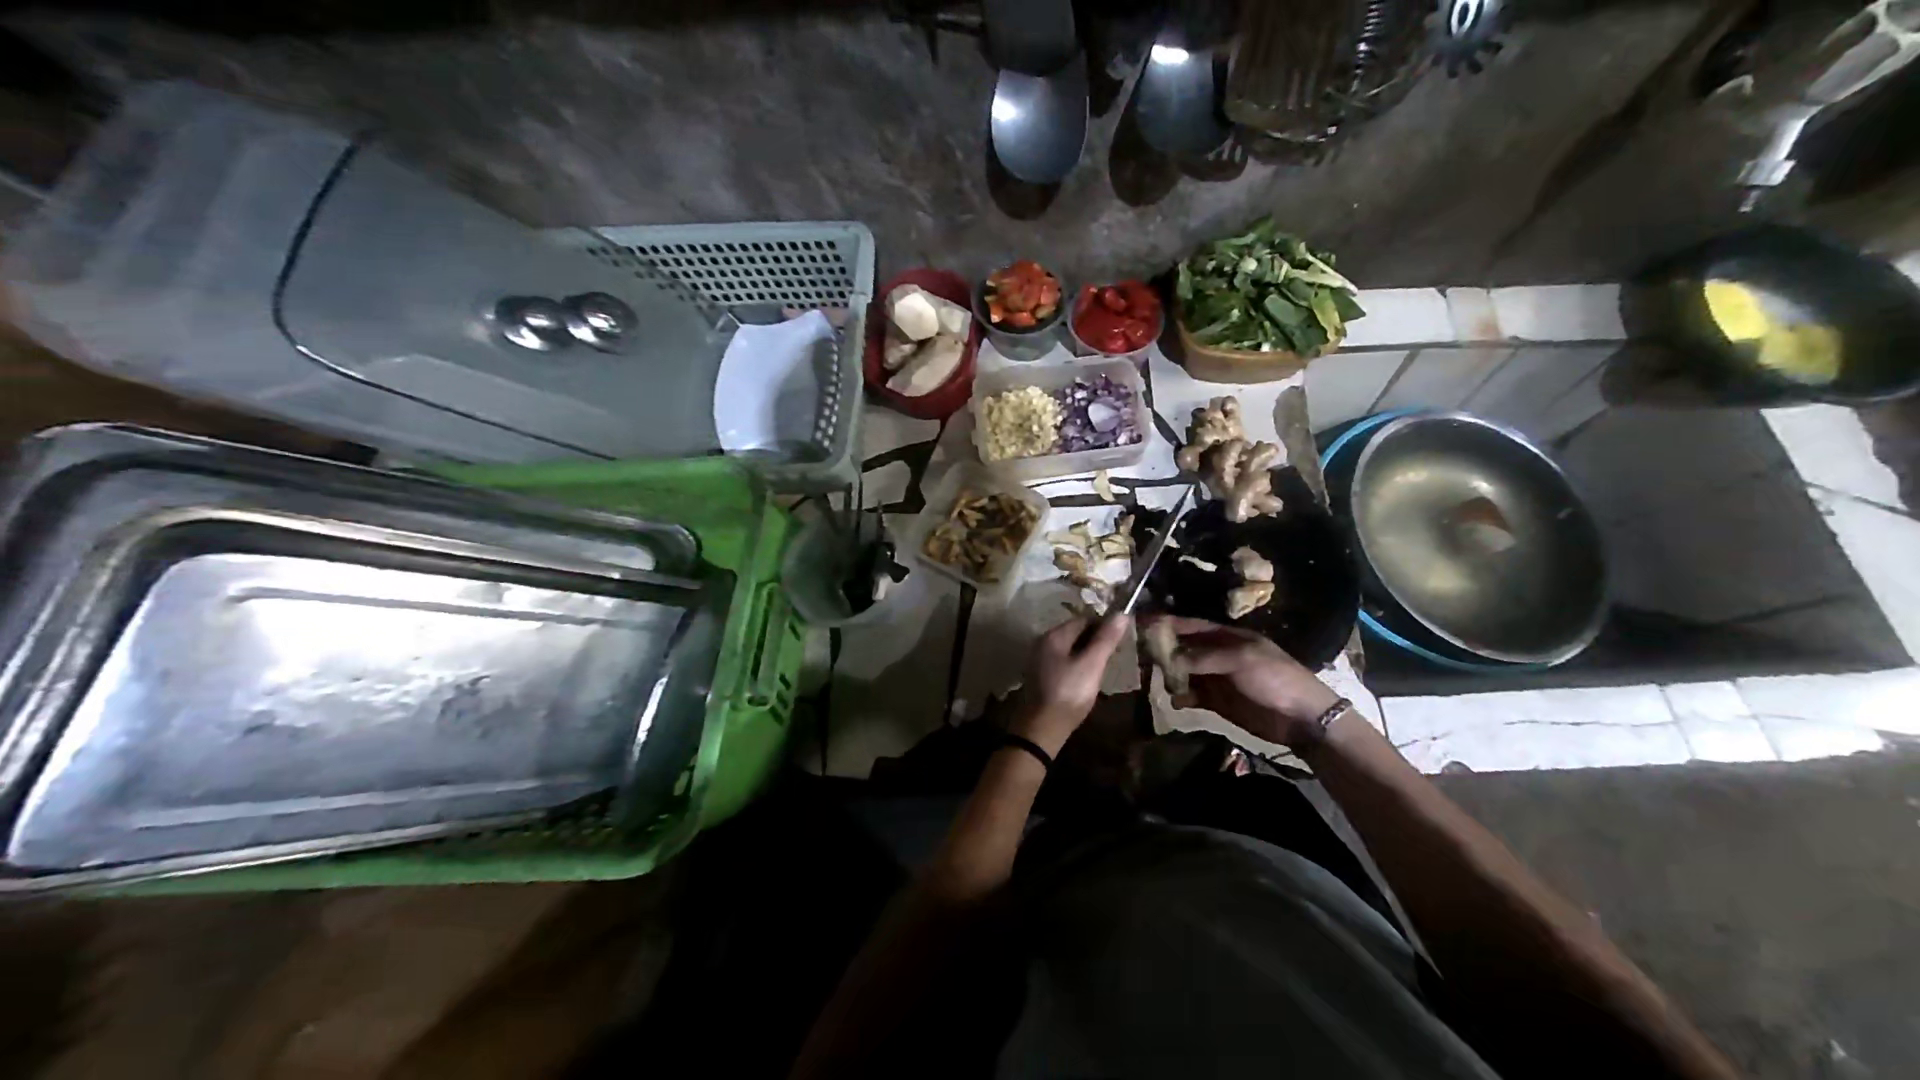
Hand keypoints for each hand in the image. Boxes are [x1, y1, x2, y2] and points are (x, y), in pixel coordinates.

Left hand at [1012, 614, 1131, 754]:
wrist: (1042, 728)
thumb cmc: (1069, 693)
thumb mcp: (1091, 665)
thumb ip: (1106, 640)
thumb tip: (1122, 613)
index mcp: (1054, 636)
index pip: (1084, 619)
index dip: (1104, 625)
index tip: (1120, 639)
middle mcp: (1042, 643)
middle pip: (1075, 633)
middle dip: (1095, 640)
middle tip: (1114, 655)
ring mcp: (1039, 660)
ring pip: (1069, 649)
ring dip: (1086, 654)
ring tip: (1103, 668)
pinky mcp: (1040, 676)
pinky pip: (1062, 662)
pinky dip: (1076, 666)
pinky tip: (1086, 679)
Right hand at [1151, 616, 1342, 747]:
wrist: (1303, 718)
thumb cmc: (1275, 678)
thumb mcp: (1240, 660)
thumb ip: (1203, 657)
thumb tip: (1168, 658)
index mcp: (1227, 637)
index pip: (1191, 625)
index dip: (1168, 623)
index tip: (1141, 622)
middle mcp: (1218, 654)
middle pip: (1183, 648)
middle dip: (1162, 649)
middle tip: (1136, 651)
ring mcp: (1216, 678)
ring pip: (1183, 672)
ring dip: (1168, 674)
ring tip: (1150, 677)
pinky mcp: (1217, 702)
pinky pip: (1191, 695)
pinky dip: (1180, 697)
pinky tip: (1174, 700)